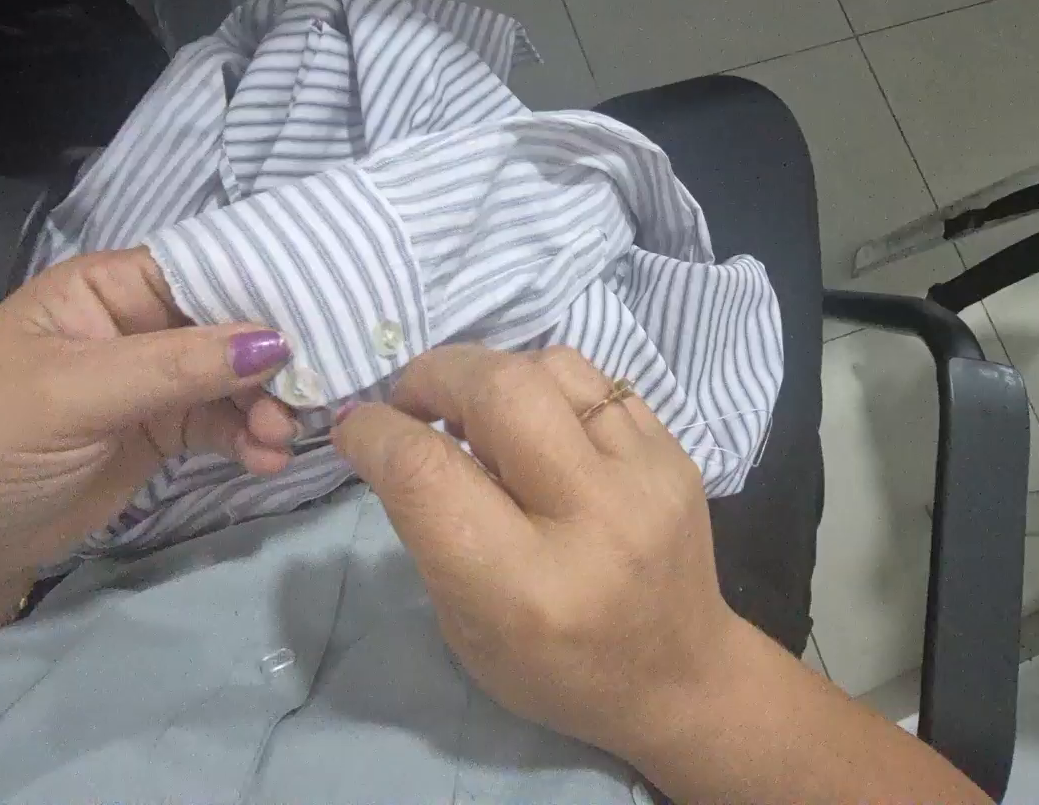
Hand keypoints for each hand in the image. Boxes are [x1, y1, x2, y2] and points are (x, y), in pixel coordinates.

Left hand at [0, 248, 300, 637]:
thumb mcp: (72, 397)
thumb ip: (176, 367)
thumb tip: (276, 341)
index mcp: (104, 289)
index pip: (199, 270)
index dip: (258, 287)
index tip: (321, 310)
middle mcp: (136, 325)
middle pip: (227, 327)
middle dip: (271, 358)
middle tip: (308, 393)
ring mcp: (152, 383)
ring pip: (233, 379)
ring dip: (266, 405)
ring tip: (282, 439)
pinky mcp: (161, 433)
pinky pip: (223, 424)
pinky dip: (250, 438)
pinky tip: (267, 458)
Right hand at [329, 344, 739, 758]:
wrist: (680, 673)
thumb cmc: (555, 666)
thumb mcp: (465, 622)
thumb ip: (429, 523)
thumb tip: (399, 431)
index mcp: (525, 585)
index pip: (430, 473)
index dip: (377, 433)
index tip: (358, 426)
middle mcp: (593, 519)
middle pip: (500, 391)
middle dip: (435, 375)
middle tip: (415, 399)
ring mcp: (646, 475)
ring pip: (550, 366)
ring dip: (492, 372)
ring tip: (477, 408)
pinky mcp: (674, 450)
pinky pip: (595, 379)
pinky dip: (546, 384)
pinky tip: (537, 420)